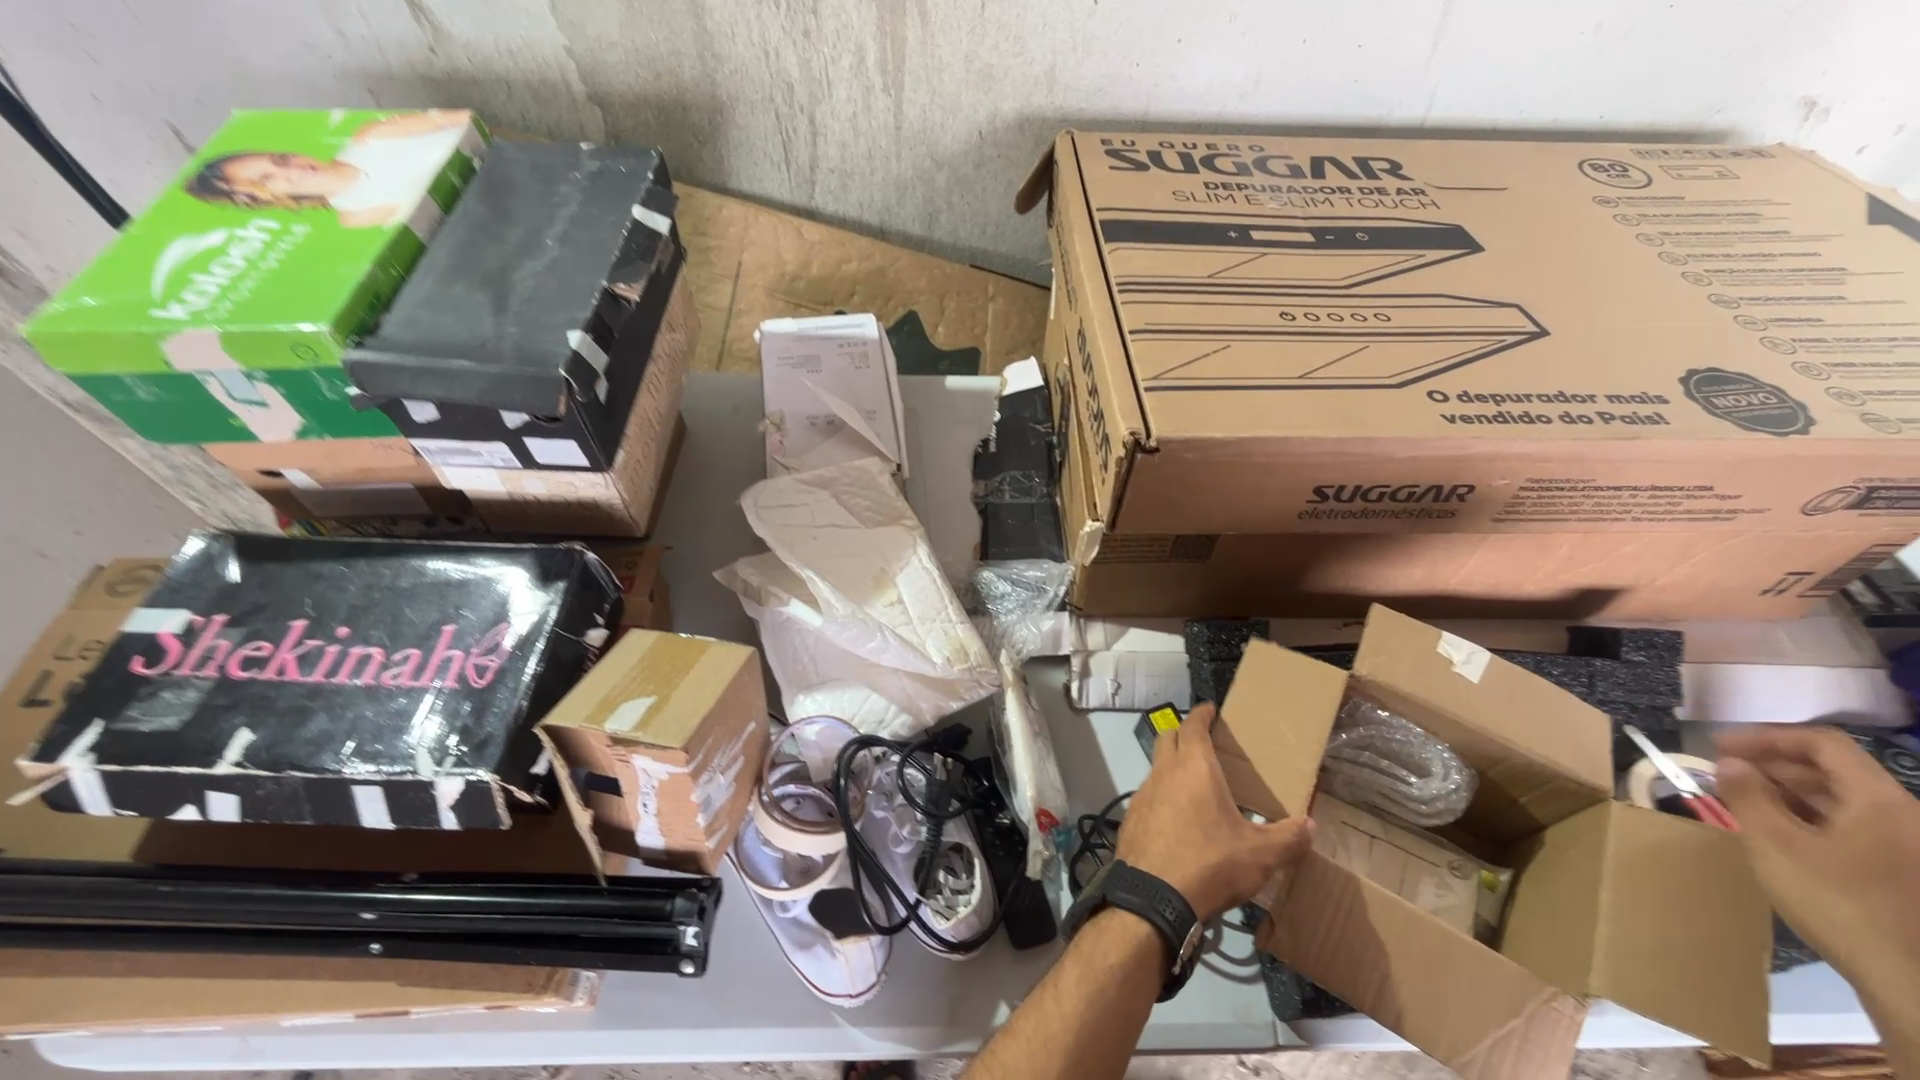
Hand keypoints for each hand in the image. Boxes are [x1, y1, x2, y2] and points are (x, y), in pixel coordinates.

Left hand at [1116, 703, 1313, 921]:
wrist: (1152, 899)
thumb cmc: (1209, 864)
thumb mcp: (1260, 855)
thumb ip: (1288, 838)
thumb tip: (1310, 825)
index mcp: (1194, 767)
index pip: (1193, 725)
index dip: (1202, 714)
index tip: (1210, 709)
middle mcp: (1163, 772)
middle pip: (1168, 737)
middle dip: (1184, 733)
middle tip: (1205, 742)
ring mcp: (1142, 795)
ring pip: (1156, 767)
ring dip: (1172, 767)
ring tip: (1195, 785)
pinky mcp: (1130, 819)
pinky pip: (1148, 796)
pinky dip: (1162, 796)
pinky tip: (1177, 820)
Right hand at [1714, 726, 1919, 988]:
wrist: (1910, 980)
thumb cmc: (1838, 902)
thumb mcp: (1775, 845)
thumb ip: (1747, 796)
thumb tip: (1730, 762)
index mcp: (1879, 799)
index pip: (1822, 743)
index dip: (1766, 736)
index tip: (1719, 746)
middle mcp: (1902, 813)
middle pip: (1834, 770)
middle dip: (1773, 765)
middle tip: (1724, 773)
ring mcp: (1907, 844)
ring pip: (1842, 800)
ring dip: (1789, 792)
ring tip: (1743, 801)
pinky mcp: (1902, 871)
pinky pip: (1852, 826)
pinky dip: (1810, 818)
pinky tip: (1779, 834)